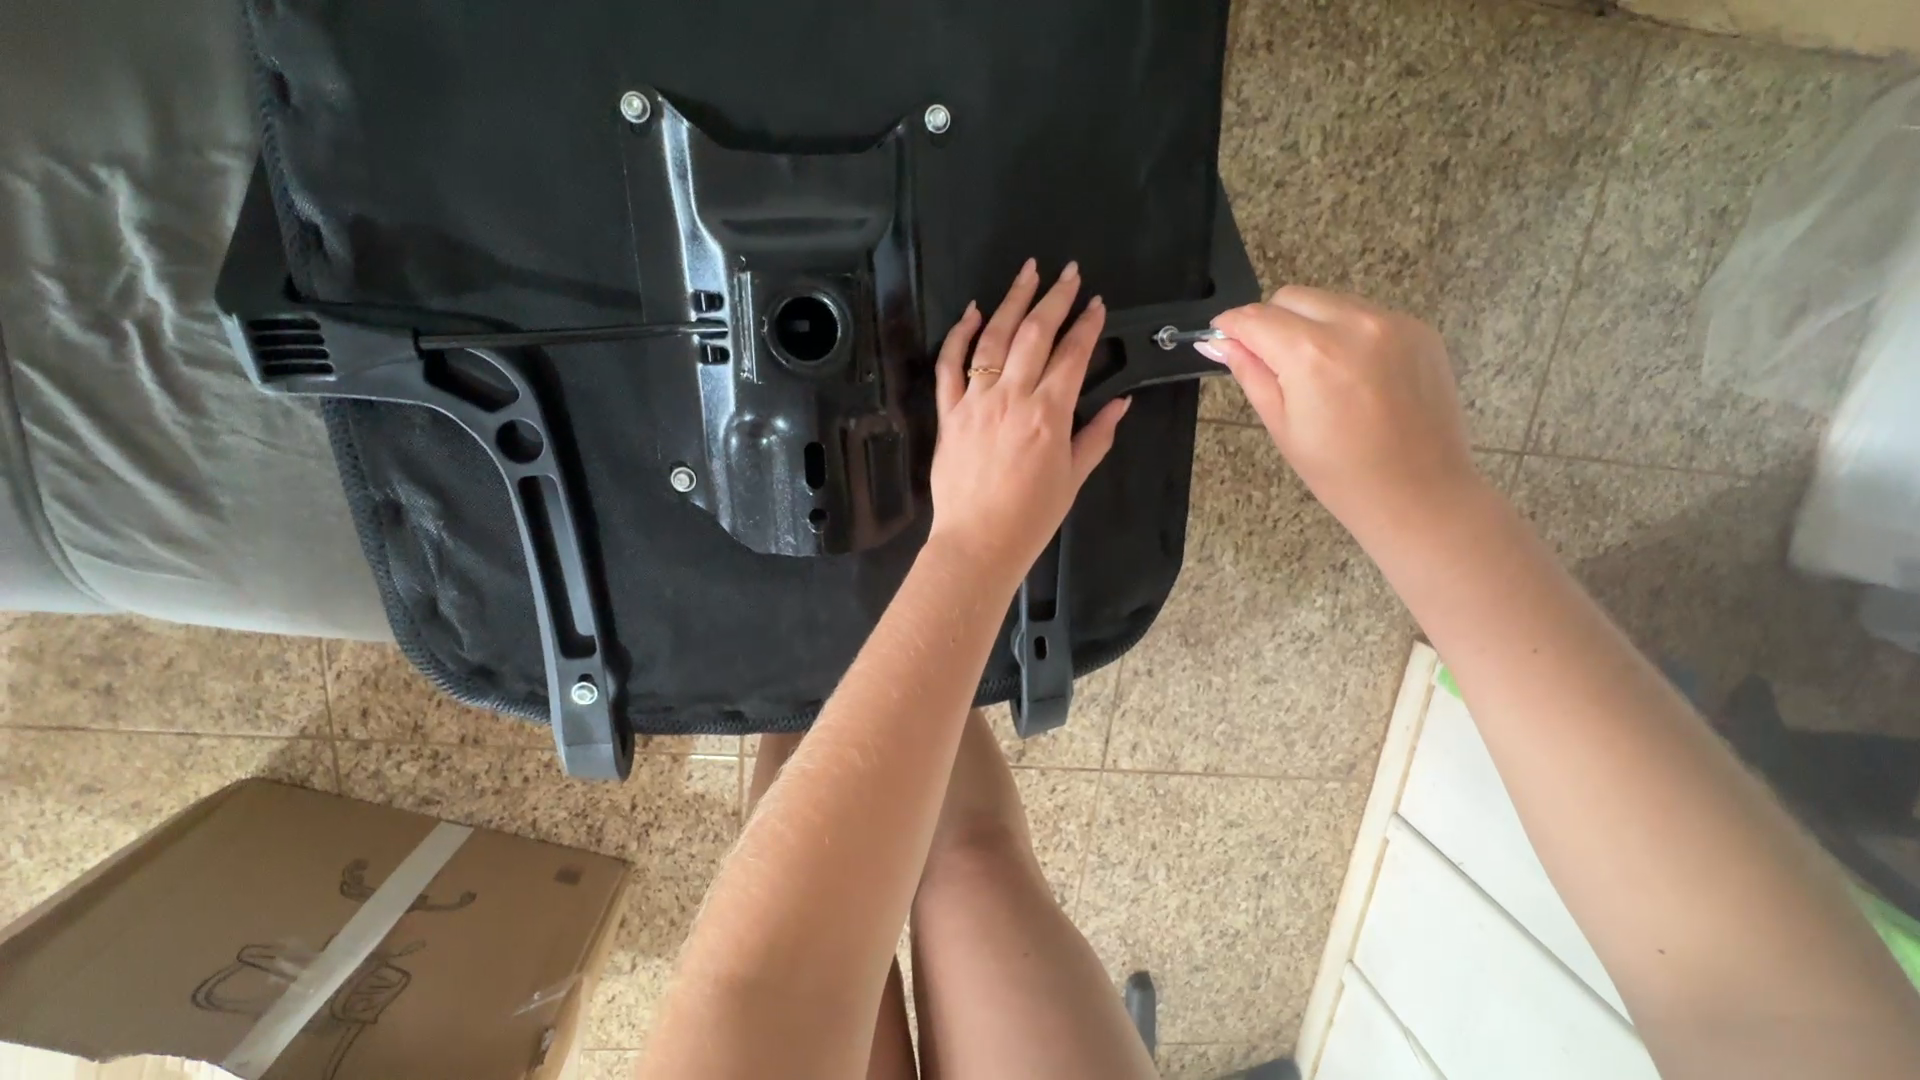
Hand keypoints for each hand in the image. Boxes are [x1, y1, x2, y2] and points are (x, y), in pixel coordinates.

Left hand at [927, 260, 1130, 588]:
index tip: (1096, 303)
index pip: (1072, 354)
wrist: (978, 543)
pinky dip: (959, 336)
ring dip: (1010, 301)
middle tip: (1068, 272)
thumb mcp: (1074, 477)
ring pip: (992, 339)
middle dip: (1054, 298)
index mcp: (1048, 413)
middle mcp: (1012, 398)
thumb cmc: (1031, 517)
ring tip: (1026, 273)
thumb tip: (1121, 402)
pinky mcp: (949, 415)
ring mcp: (976, 402)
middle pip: (1034, 334)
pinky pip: (949, 367)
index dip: (1086, 324)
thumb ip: (1096, 435)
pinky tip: (970, 312)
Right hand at [1205, 286, 1484, 544]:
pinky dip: (1346, 332)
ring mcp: (1393, 323)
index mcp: (1313, 354)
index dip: (1230, 325)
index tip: (1219, 336)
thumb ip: (1250, 373)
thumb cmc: (1341, 473)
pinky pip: (1366, 314)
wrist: (1420, 494)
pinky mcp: (1419, 330)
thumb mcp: (1282, 426)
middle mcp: (1355, 325)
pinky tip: (1351, 374)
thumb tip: (1219, 343)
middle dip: (1270, 321)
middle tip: (1268, 361)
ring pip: (1330, 301)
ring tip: (1314, 372)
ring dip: (1309, 323)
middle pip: (1292, 297)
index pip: (1256, 318)